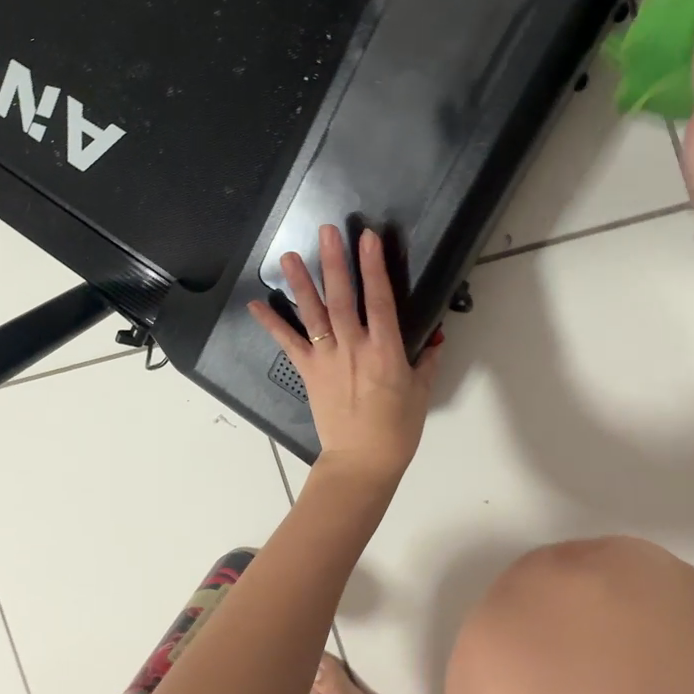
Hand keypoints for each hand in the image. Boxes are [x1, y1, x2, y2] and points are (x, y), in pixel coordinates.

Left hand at [247, 225, 441, 487]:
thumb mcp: (422, 391)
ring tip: (289, 256)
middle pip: (342, 297)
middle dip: (335, 262)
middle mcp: (354, 347)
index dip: (374, 266)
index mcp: (386, 350)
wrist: (362, 462)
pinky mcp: (308, 371)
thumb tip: (437, 335)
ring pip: (314, 313)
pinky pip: (288, 343)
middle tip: (327, 231)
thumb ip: (428, 358)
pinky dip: (272, 323)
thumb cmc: (398, 428)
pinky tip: (256, 303)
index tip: (368, 238)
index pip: (380, 299)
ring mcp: (327, 358)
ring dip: (301, 283)